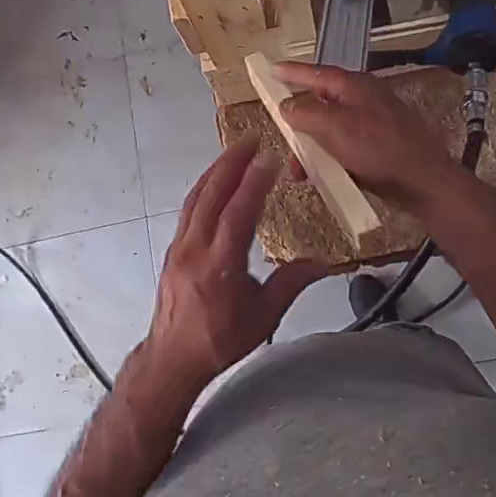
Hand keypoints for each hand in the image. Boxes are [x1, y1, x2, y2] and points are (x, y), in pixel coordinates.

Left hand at [138, 139, 326, 395]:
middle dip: (231, 164)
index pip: (237, 215)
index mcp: (220, 267)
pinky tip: (213, 182)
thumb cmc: (220, 340)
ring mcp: (180, 248)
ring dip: (214, 172)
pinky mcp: (173, 250)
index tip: (267, 159)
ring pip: (195, 200)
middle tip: (250, 139)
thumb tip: (322, 264)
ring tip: (234, 151)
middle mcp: (196, 250)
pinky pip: (188, 211)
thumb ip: (290, 284)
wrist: (173, 357)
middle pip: (211, 197)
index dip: (252, 184)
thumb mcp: (263, 317)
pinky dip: (202, 190)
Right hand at [274, 62, 460, 207]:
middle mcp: (362, 100)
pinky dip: (326, 160)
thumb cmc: (380, 150)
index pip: (316, 73)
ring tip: (298, 170)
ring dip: (309, 149)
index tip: (271, 69)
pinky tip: (318, 176)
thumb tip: (286, 106)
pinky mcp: (374, 147)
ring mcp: (370, 124)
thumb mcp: (336, 128)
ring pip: (328, 130)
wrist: (423, 182)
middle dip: (297, 123)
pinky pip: (341, 148)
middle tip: (281, 136)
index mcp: (354, 87)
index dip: (292, 72)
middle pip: (319, 103)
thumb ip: (306, 114)